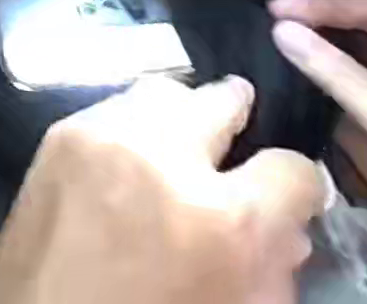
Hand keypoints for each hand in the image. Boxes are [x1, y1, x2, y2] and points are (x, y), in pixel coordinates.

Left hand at [0, 75, 325, 303]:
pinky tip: (133, 147)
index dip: (301, 183)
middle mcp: (164, 156)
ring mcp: (107, 133)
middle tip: (240, 119)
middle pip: (219, 101)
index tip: (294, 190)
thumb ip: (268, 276)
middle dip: (239, 112)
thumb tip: (288, 230)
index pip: (290, 171)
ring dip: (183, 109)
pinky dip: (135, 119)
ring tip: (184, 132)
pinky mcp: (65, 128)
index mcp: (221, 222)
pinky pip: (116, 104)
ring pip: (164, 91)